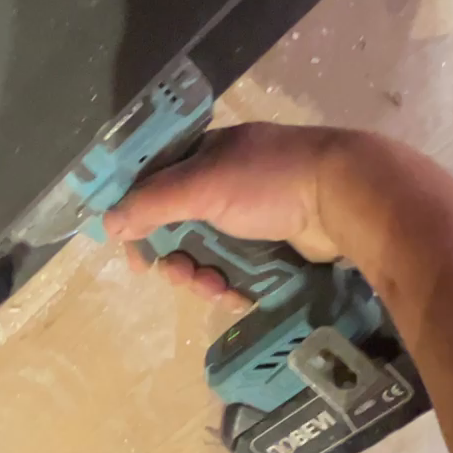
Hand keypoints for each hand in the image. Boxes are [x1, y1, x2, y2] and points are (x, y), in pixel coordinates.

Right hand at [102, 123, 444, 301]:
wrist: (344, 199)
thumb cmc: (269, 181)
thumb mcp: (202, 186)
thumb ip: (151, 203)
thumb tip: (108, 223)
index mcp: (203, 156)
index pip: (153, 188)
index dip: (138, 222)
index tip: (135, 255)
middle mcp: (222, 182)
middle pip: (177, 229)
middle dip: (176, 259)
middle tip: (182, 277)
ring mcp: (248, 214)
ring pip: (204, 255)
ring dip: (201, 278)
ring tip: (215, 289)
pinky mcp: (269, 242)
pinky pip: (233, 268)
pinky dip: (229, 285)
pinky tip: (237, 295)